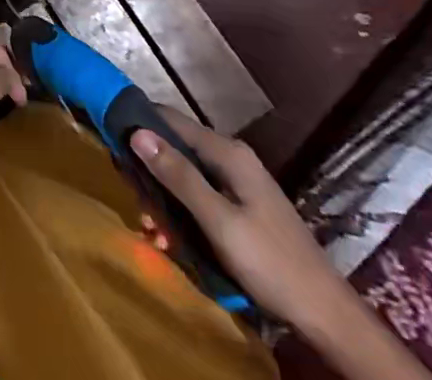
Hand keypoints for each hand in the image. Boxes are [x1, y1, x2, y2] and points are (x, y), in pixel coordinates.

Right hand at [130, 107, 343, 330]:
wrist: (321, 309)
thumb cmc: (269, 261)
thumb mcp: (218, 221)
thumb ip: (179, 176)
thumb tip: (138, 133)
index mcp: (228, 153)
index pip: (173, 121)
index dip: (141, 125)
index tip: (110, 139)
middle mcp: (232, 158)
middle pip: (178, 149)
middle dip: (150, 173)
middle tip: (135, 205)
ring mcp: (237, 182)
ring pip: (185, 176)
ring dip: (164, 200)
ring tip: (152, 231)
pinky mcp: (238, 205)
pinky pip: (198, 197)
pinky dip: (181, 213)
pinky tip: (171, 239)